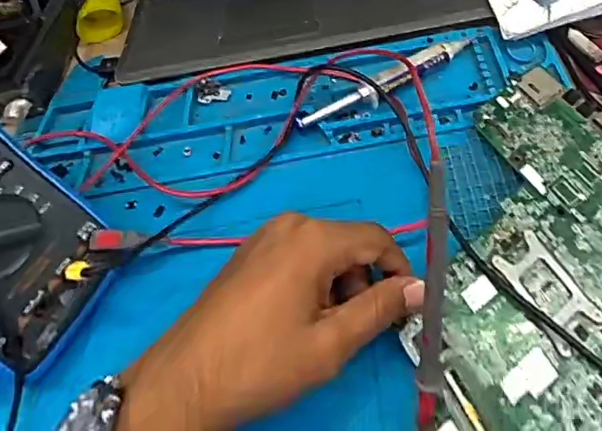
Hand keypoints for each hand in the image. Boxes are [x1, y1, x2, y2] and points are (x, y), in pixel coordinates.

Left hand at [118, 213, 424, 430]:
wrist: (183, 380)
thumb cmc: (260, 364)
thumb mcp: (329, 344)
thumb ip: (378, 310)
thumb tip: (419, 288)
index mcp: (314, 238)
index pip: (376, 238)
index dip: (399, 270)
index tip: (406, 306)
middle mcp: (292, 222)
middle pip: (349, 243)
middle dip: (363, 282)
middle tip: (356, 329)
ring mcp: (268, 233)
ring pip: (325, 249)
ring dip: (337, 284)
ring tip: (322, 330)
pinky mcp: (252, 248)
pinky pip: (299, 252)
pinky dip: (312, 279)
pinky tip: (296, 317)